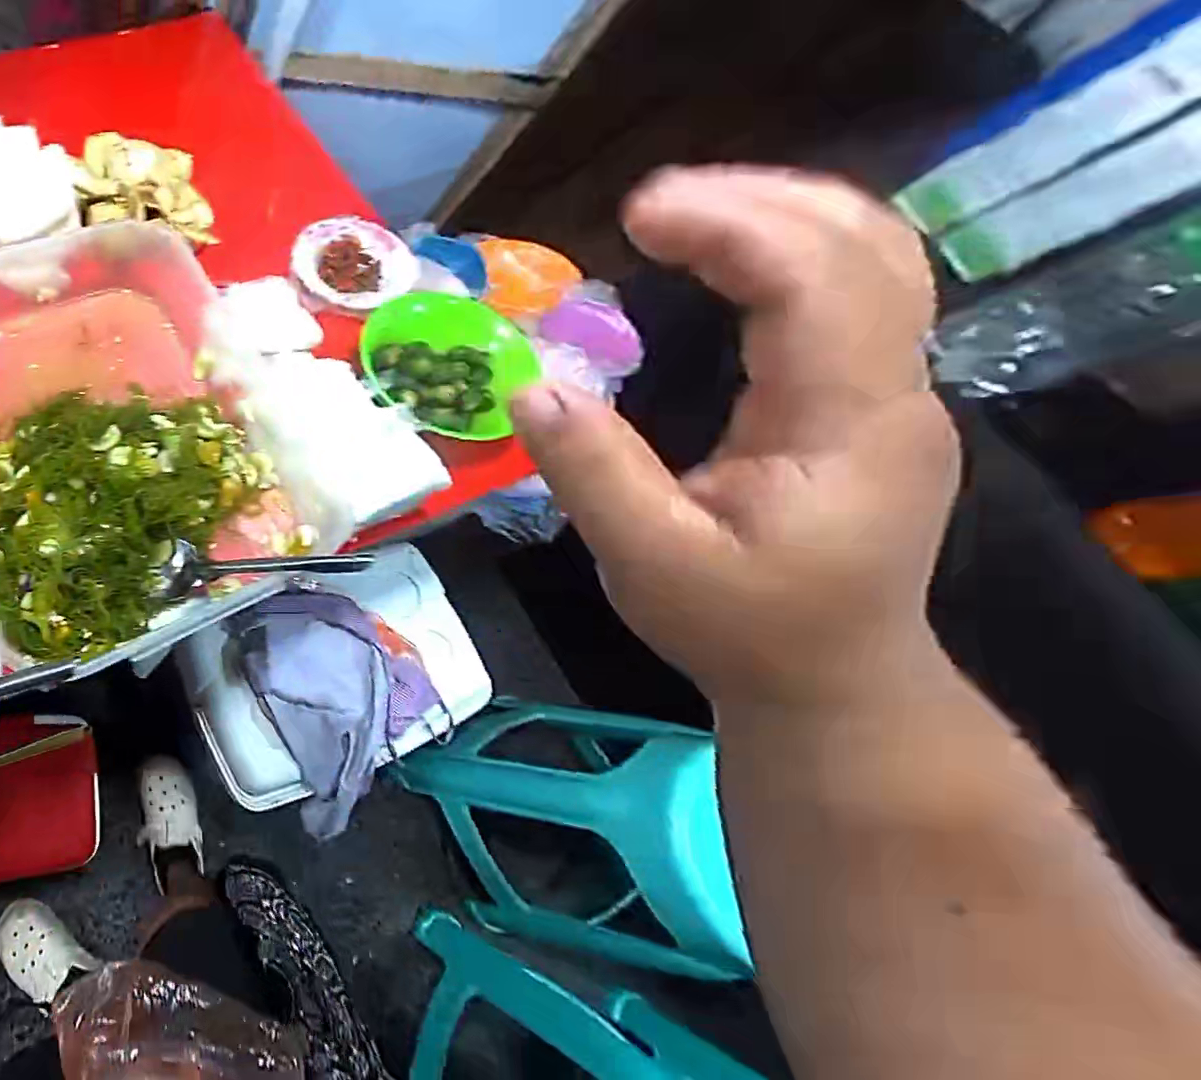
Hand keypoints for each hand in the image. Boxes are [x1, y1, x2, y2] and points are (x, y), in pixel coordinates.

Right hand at [510, 166, 960, 710]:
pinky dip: (786, 258)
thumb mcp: (646, 562)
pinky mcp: (864, 406)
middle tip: (653, 204)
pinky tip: (727, 264)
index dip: (732, 227)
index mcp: (845, 425)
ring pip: (870, 261)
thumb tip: (529, 385)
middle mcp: (890, 392)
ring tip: (682, 217)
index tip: (638, 214)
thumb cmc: (738, 627)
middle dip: (759, 201)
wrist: (827, 681)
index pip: (815, 282)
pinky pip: (846, 299)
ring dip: (779, 217)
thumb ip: (591, 472)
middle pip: (865, 245)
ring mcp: (888, 395)